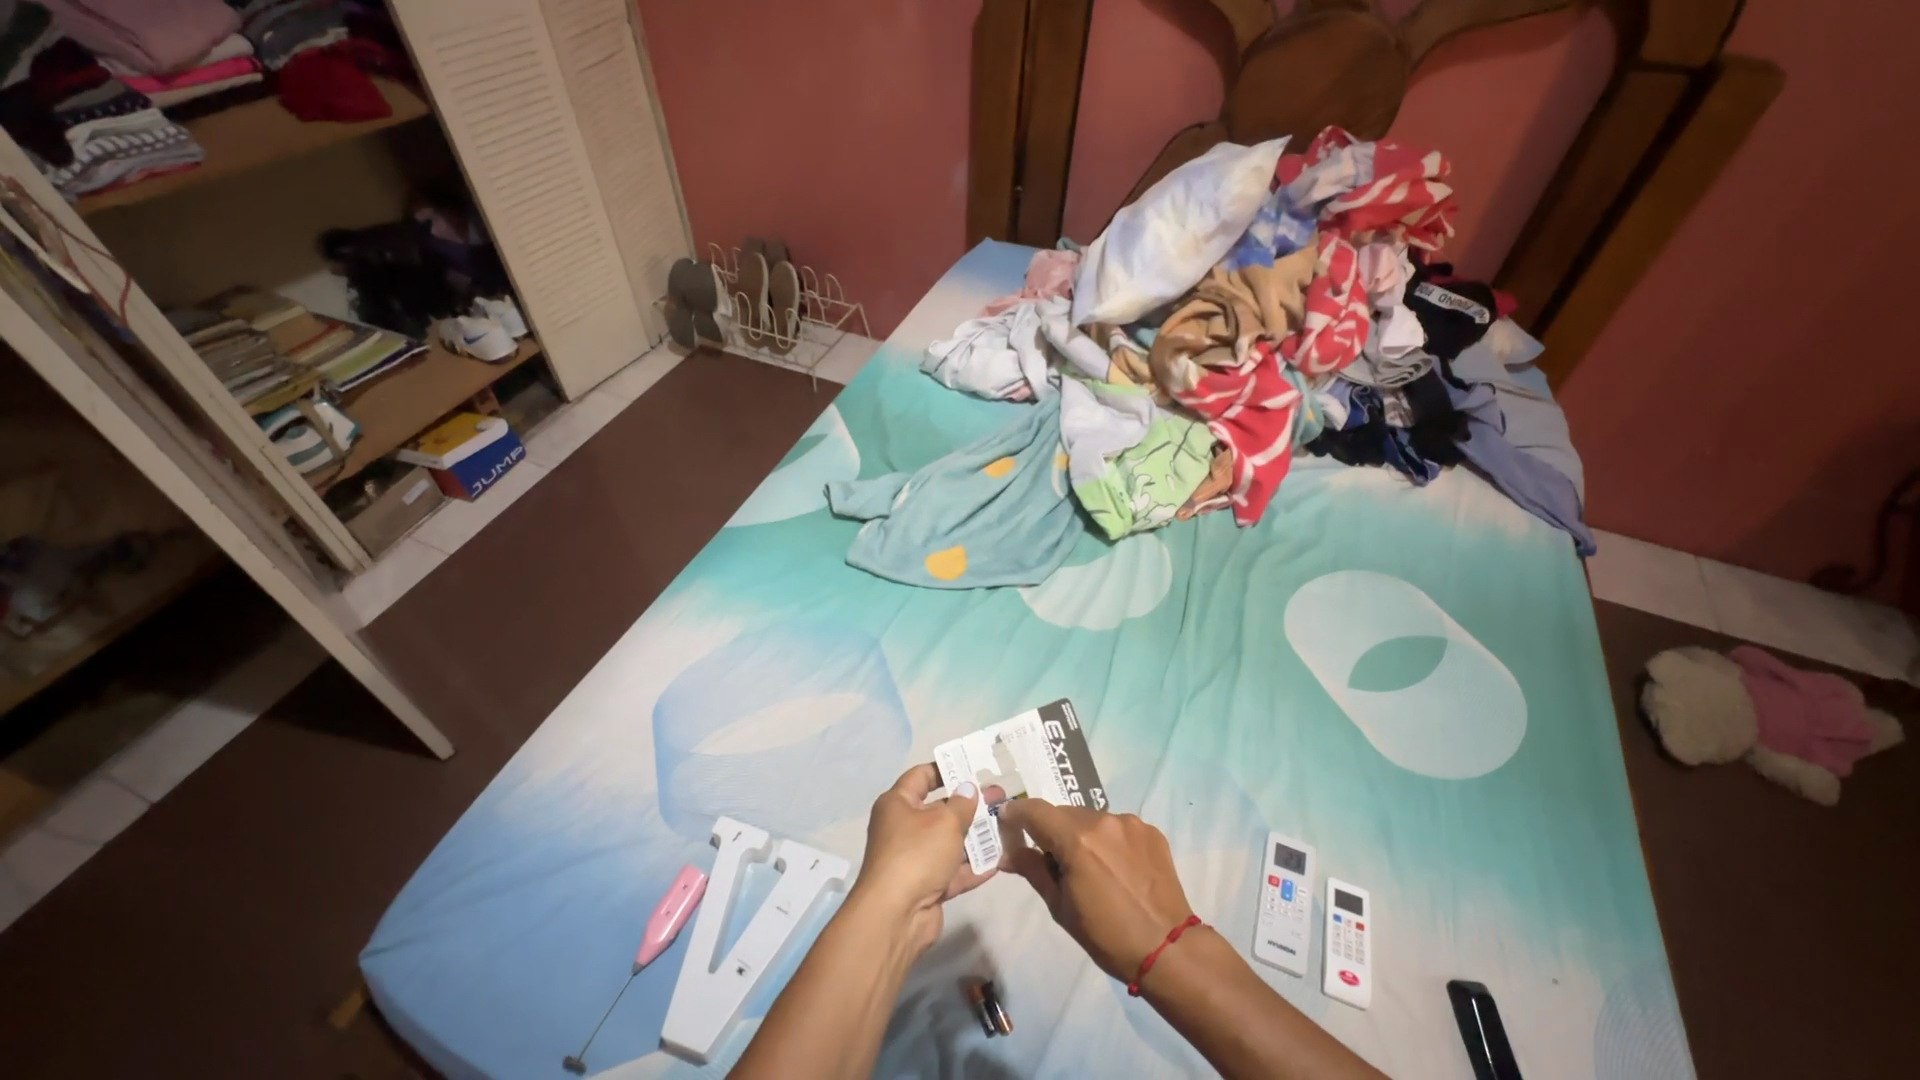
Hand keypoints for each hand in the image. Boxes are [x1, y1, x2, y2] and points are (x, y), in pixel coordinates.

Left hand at [848, 764, 998, 952]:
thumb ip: (962, 804)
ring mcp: (914, 859)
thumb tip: (968, 789)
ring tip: (1006, 827)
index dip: (945, 769)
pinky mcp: (925, 886)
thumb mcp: (944, 821)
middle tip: (1001, 798)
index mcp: (898, 804)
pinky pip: (952, 872)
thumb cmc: (917, 853)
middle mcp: (903, 828)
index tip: (973, 767)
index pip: (921, 777)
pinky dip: (972, 868)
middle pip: (939, 810)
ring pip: (948, 843)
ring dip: (975, 837)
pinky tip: (998, 862)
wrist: (896, 914)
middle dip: (970, 805)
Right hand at [998, 799, 1194, 980]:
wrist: (1166, 949)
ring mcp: (1130, 823)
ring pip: (1091, 818)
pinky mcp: (1151, 831)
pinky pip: (1118, 827)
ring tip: (1089, 867)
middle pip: (1063, 814)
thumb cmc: (1106, 935)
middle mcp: (1102, 821)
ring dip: (1082, 834)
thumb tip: (1007, 854)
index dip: (1016, 813)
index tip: (1007, 822)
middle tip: (1051, 860)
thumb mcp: (1060, 907)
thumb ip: (1033, 870)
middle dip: (1051, 830)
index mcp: (1076, 840)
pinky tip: (1116, 868)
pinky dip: (1108, 840)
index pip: (1034, 811)